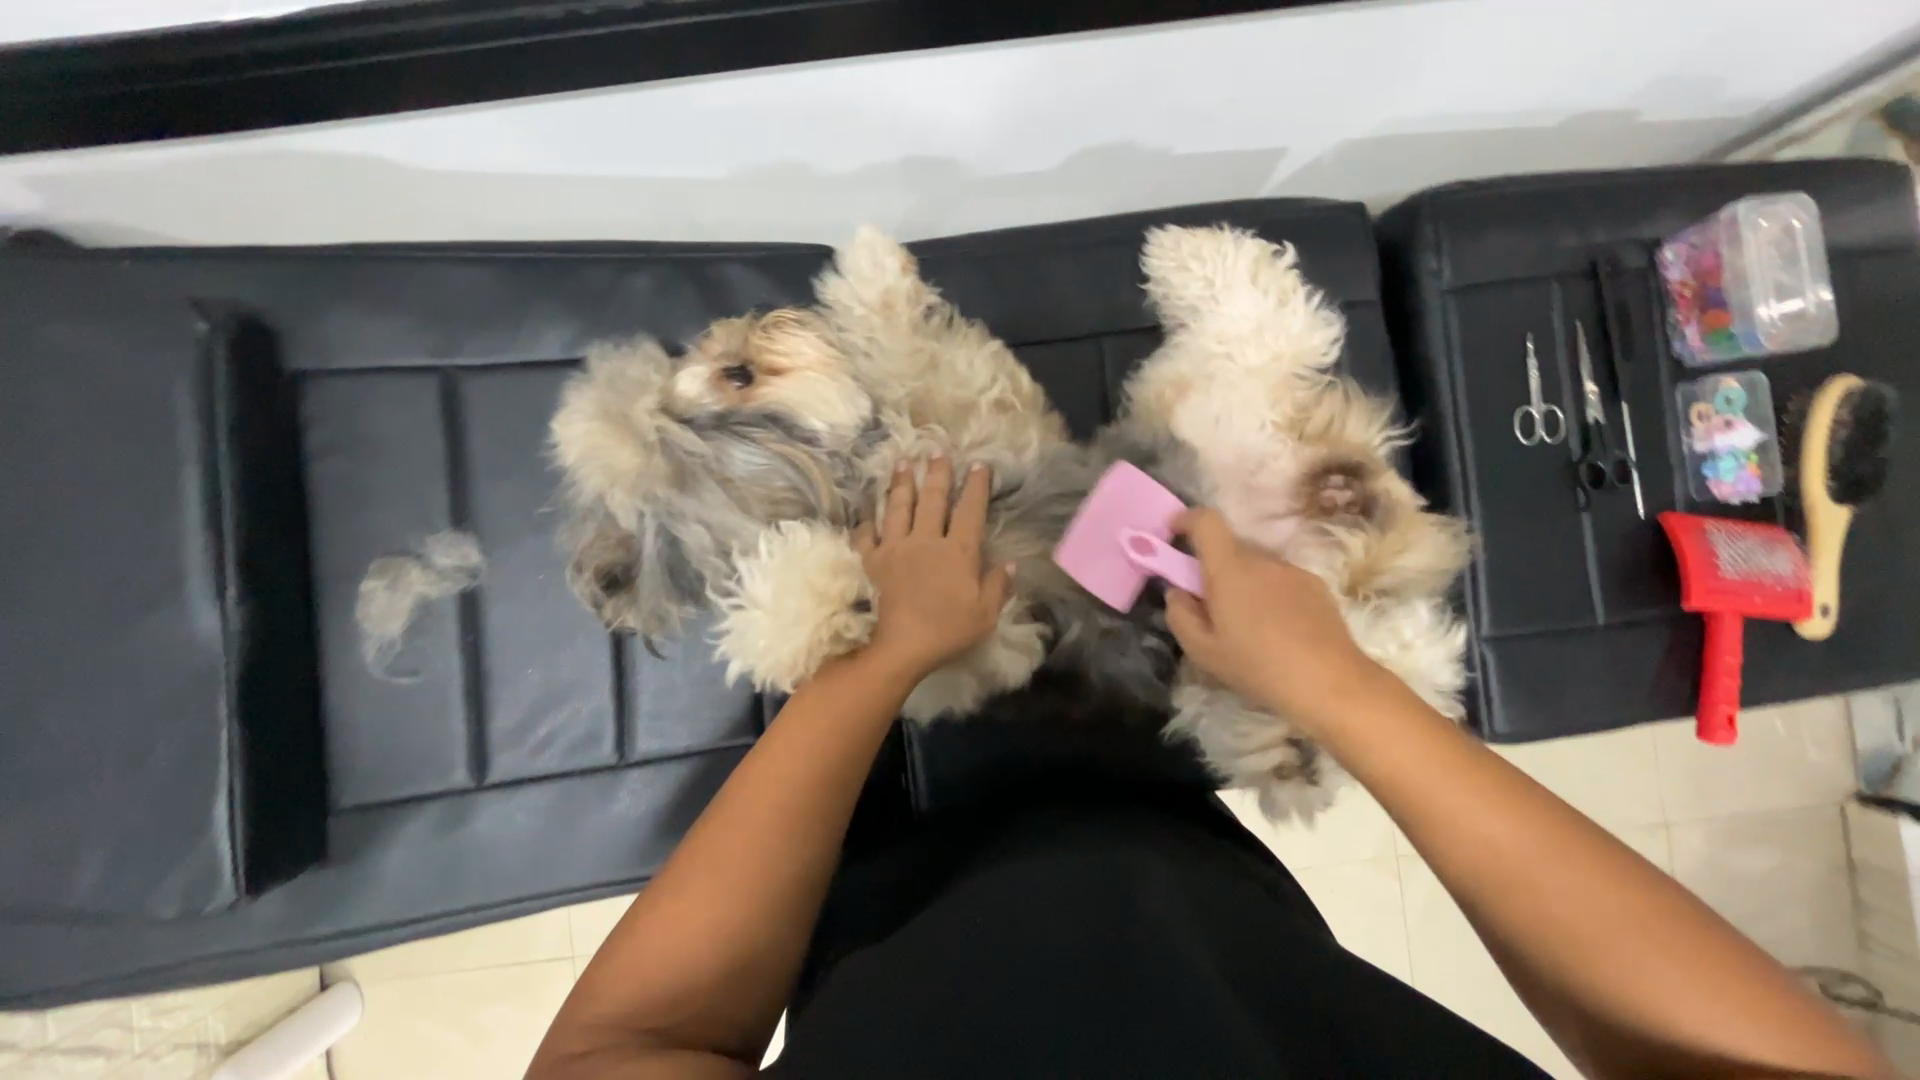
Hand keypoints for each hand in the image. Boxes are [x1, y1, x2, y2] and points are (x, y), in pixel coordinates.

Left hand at [853, 456, 1014, 679]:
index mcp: (958, 551)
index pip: (970, 510)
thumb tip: (1009, 564)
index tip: (979, 465)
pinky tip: (868, 513)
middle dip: (937, 472)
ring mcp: (895, 548)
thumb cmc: (948, 631)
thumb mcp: (985, 614)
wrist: (901, 647)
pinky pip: (867, 535)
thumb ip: (998, 586)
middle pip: (932, 498)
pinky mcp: (873, 561)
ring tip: (903, 462)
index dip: (976, 486)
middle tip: (937, 449)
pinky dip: (867, 522)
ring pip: (898, 507)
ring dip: (901, 483)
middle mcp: (926, 540)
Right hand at [1164, 508, 1386, 729]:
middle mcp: (1262, 560)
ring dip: (1244, 584)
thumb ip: (1180, 614)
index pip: (1206, 522)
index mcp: (1229, 569)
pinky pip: (1281, 580)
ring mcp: (1293, 571)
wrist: (1330, 683)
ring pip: (1257, 566)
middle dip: (1214, 567)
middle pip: (1230, 548)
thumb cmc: (1258, 666)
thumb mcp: (1202, 651)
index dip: (1186, 519)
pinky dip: (1270, 594)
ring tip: (1247, 625)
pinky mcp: (1316, 586)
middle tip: (1210, 606)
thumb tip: (1178, 592)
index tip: (1174, 533)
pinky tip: (1277, 630)